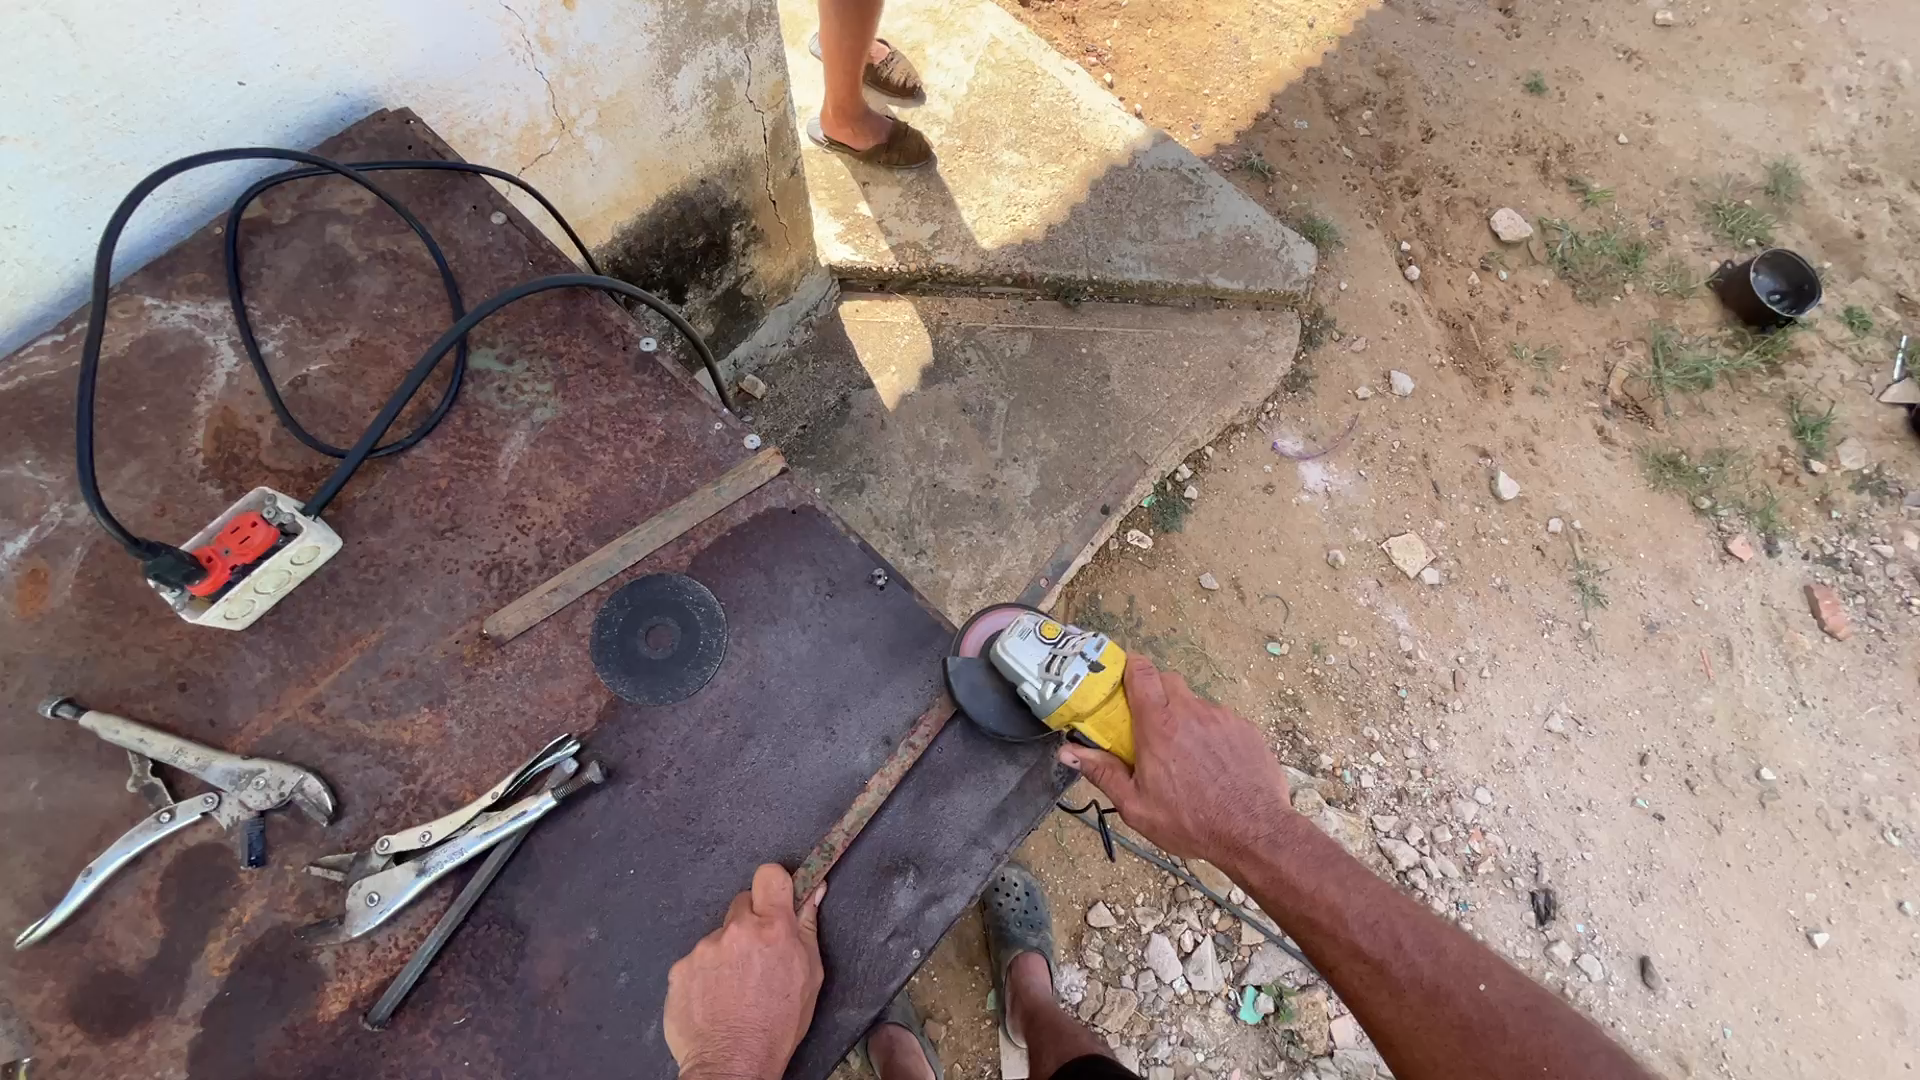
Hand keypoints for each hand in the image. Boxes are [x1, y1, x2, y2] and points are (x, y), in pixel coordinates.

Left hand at [665, 864, 825, 1079]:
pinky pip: (695, 959)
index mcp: (773, 928)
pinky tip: (713, 998)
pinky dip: (704, 974)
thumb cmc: (777, 1026)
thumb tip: (815, 891)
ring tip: (733, 987)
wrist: (732, 1068)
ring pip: (718, 935)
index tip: (774, 901)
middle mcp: (737, 930)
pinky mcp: (680, 969)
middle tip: (755, 956)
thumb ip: (808, 926)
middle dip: (749, 923)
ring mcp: (705, 949)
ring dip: (726, 952)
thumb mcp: (809, 975)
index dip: (773, 885)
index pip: (769, 875)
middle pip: (742, 903)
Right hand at [1061, 655, 1295, 872]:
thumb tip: (1067, 752)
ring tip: (1186, 755)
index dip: (1130, 667)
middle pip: (1167, 680)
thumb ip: (1102, 772)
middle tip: (1150, 725)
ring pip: (1195, 703)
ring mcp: (1221, 718)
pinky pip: (1220, 721)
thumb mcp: (1136, 805)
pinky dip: (1211, 734)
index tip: (1122, 679)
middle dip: (1156, 694)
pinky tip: (1213, 765)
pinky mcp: (1245, 729)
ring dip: (1185, 718)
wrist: (1255, 833)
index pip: (1141, 671)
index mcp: (1158, 725)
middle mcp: (1190, 712)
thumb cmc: (1192, 822)